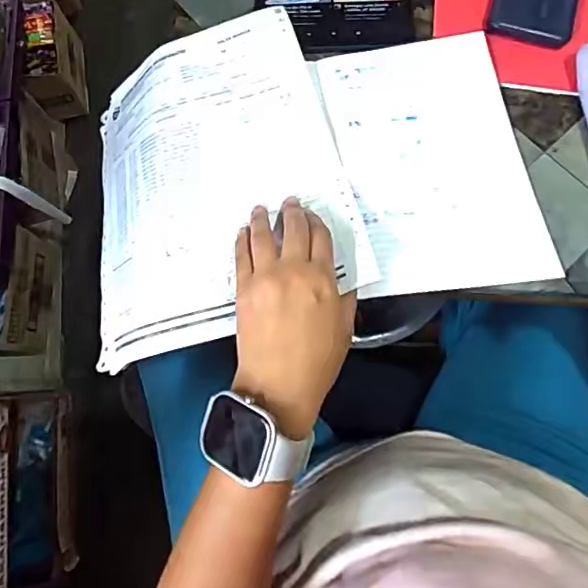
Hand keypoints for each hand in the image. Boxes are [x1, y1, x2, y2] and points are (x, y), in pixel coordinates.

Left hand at [232, 198, 354, 437]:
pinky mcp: (244, 289)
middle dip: (293, 212)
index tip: (313, 215)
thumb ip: (345, 296)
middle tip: (290, 202)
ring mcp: (266, 278)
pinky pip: (242, 255)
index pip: (321, 237)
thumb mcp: (344, 327)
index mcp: (322, 279)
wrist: (278, 385)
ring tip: (261, 209)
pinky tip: (243, 233)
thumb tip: (342, 277)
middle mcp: (294, 271)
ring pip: (263, 236)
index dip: (317, 221)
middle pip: (294, 229)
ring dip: (263, 218)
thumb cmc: (317, 361)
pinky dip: (243, 240)